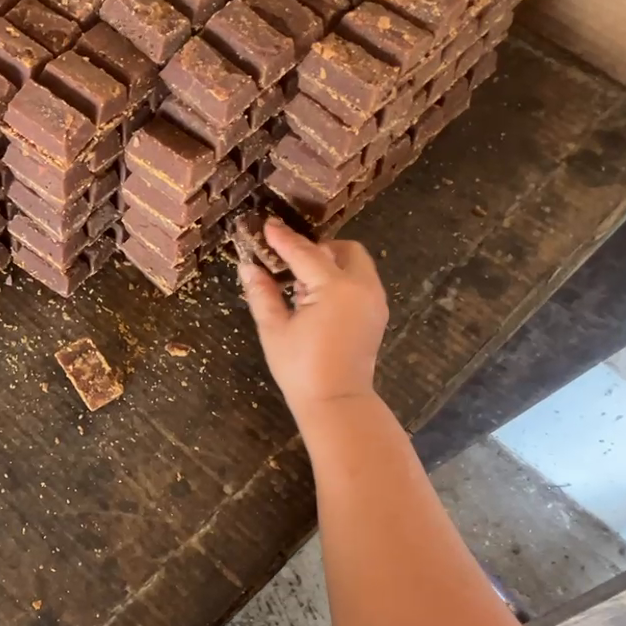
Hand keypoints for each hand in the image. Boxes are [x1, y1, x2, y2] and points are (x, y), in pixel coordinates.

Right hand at [239, 218, 387, 417]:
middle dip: (317, 250)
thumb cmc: (299, 368)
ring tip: (302, 286)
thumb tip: (248, 267)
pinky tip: (317, 301)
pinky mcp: (377, 313)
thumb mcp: (274, 329)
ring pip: (355, 265)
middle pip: (343, 250)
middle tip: (290, 262)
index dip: (283, 239)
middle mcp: (362, 286)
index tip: (267, 225)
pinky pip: (360, 282)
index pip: (305, 254)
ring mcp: (375, 300)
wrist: (336, 401)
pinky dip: (340, 280)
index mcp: (335, 288)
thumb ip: (262, 293)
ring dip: (330, 265)